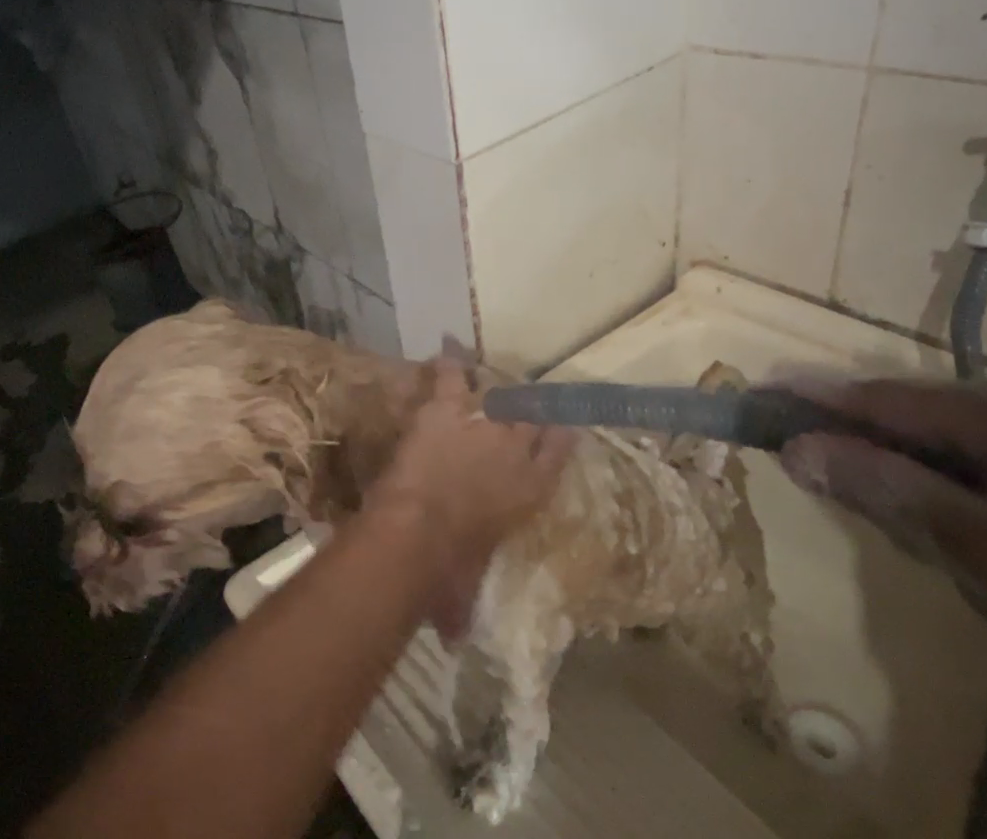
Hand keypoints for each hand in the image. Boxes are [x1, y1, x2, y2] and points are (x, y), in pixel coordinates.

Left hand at [369, 360, 575, 635]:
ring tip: (496, 372)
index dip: (562, 438)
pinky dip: (448, 361)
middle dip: (534, 406)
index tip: (566, 425)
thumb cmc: (448, 567)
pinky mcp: (446, 412)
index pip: (557, 457)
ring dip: (496, 387)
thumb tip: (455, 642)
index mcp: (529, 494)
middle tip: (532, 393)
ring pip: (498, 396)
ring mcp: (482, 426)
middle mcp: (515, 453)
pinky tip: (446, 343)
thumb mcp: (458, 593)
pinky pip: (452, 379)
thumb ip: (459, 609)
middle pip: (534, 419)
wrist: (419, 530)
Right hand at [779, 376, 986, 714]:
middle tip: (847, 499)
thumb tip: (798, 450)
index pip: (891, 398)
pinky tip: (985, 541)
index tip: (754, 393)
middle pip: (923, 416)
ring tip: (947, 549)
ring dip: (926, 483)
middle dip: (880, 455)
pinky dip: (965, 490)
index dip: (816, 400)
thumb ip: (891, 492)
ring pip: (957, 441)